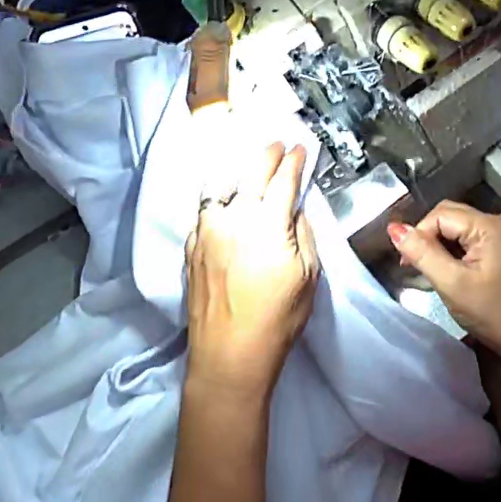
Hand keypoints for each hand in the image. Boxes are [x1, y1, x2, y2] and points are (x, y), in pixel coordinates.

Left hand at [186, 143, 319, 397]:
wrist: (229, 356)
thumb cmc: (277, 318)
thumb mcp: (309, 275)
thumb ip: (302, 234)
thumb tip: (294, 211)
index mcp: (268, 224)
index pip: (284, 181)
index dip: (295, 161)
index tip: (301, 149)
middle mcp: (234, 218)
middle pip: (252, 174)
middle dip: (268, 155)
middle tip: (278, 145)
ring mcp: (207, 231)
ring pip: (222, 185)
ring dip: (239, 169)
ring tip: (250, 163)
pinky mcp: (192, 246)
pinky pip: (205, 209)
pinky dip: (217, 194)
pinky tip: (224, 195)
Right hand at [388, 202, 500, 368]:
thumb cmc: (498, 314)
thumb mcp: (454, 285)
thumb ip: (423, 254)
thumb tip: (393, 229)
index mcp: (486, 225)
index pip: (438, 215)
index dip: (419, 236)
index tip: (409, 267)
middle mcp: (493, 223)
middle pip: (446, 217)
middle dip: (426, 238)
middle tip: (416, 269)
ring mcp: (498, 238)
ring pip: (454, 230)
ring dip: (437, 248)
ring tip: (431, 275)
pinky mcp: (498, 253)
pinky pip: (466, 243)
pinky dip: (450, 255)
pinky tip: (447, 276)